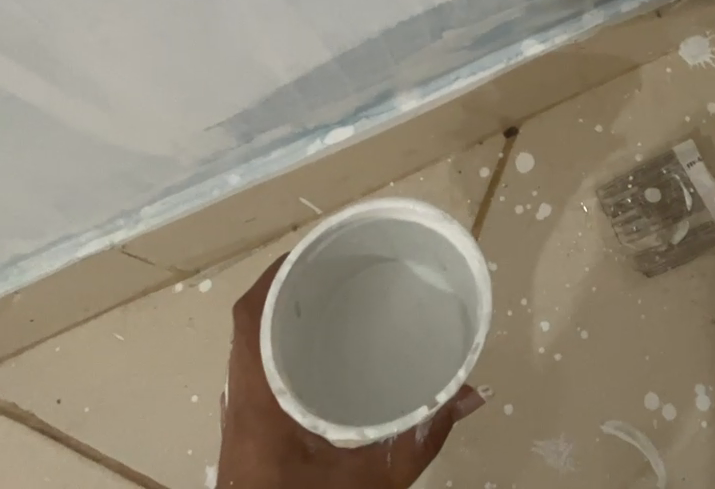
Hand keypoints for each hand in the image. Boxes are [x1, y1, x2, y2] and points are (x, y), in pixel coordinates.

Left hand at [215, 255, 484, 488]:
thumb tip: (474, 394)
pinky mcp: (247, 431)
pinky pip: (256, 369)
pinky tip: (317, 344)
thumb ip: (422, 437)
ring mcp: (240, 416)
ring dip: (280, 314)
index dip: (273, 275)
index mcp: (261, 402)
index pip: (250, 319)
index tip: (313, 248)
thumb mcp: (375, 482)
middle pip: (248, 323)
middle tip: (331, 263)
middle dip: (285, 285)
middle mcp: (242, 401)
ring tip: (326, 289)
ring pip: (248, 346)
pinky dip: (280, 344)